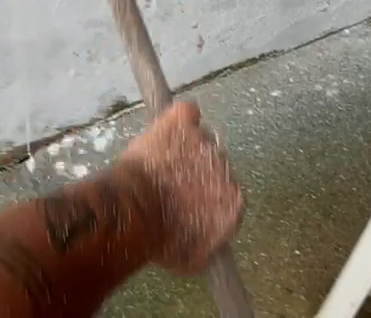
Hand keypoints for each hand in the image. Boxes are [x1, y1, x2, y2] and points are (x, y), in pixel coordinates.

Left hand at [116, 100, 244, 274]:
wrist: (136, 211)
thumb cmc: (163, 240)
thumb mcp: (195, 257)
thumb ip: (211, 241)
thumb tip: (211, 238)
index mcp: (233, 203)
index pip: (228, 191)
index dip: (209, 192)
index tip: (192, 194)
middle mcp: (225, 169)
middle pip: (215, 162)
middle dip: (198, 168)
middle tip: (173, 176)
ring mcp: (203, 142)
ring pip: (199, 138)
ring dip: (186, 145)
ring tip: (163, 156)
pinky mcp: (182, 123)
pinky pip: (187, 112)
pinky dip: (181, 117)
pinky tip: (172, 123)